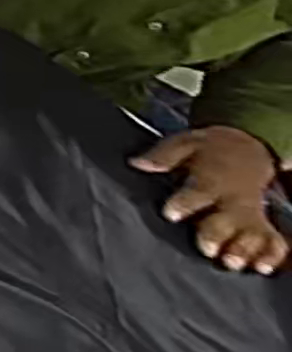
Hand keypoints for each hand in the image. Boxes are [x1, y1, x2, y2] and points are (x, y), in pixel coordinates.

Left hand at [131, 126, 287, 273]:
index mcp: (211, 177)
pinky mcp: (264, 218)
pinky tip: (264, 268)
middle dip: (216, 234)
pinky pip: (275, 239)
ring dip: (244, 250)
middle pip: (226, 218)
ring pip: (252, 233)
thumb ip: (161, 155)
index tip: (169, 215)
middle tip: (205, 250)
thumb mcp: (181, 143)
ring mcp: (253, 210)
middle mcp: (235, 197)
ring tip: (231, 264)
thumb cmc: (206, 147)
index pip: (196, 192)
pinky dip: (272, 254)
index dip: (183, 204)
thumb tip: (136, 163)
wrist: (247, 148)